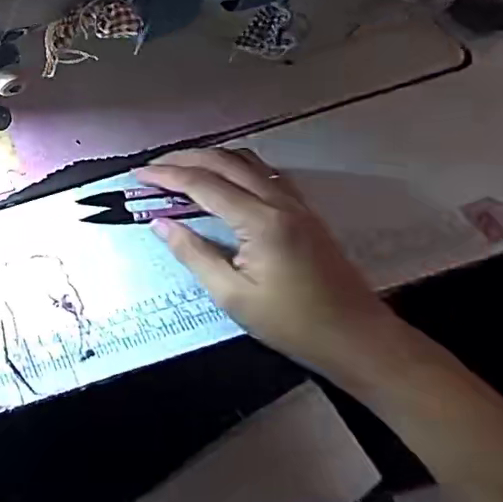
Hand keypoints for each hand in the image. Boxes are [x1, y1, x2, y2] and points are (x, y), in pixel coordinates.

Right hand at [134, 148, 404, 378]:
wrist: (364, 343)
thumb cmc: (295, 325)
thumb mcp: (233, 297)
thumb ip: (193, 254)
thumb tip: (160, 223)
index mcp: (261, 222)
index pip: (203, 184)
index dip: (166, 175)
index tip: (138, 175)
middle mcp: (280, 203)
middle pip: (224, 162)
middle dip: (183, 158)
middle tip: (153, 166)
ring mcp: (297, 206)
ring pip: (246, 162)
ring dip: (210, 158)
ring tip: (181, 168)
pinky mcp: (306, 214)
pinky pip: (264, 174)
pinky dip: (234, 167)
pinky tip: (222, 180)